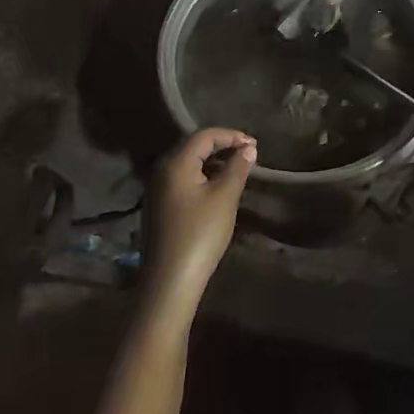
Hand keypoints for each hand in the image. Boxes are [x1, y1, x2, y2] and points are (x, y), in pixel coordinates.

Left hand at [149, 128, 255, 290]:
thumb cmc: (201, 232)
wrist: (171, 277)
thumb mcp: (225, 197)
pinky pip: (184, 179)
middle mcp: (161, 170)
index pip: (204, 136)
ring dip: (214, 162)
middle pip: (193, 147)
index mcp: (176, 164)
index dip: (231, 135)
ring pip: (189, 164)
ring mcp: (158, 189)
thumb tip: (248, 148)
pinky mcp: (160, 205)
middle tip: (249, 154)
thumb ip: (237, 168)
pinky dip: (204, 176)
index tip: (255, 145)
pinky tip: (219, 188)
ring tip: (238, 169)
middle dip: (222, 146)